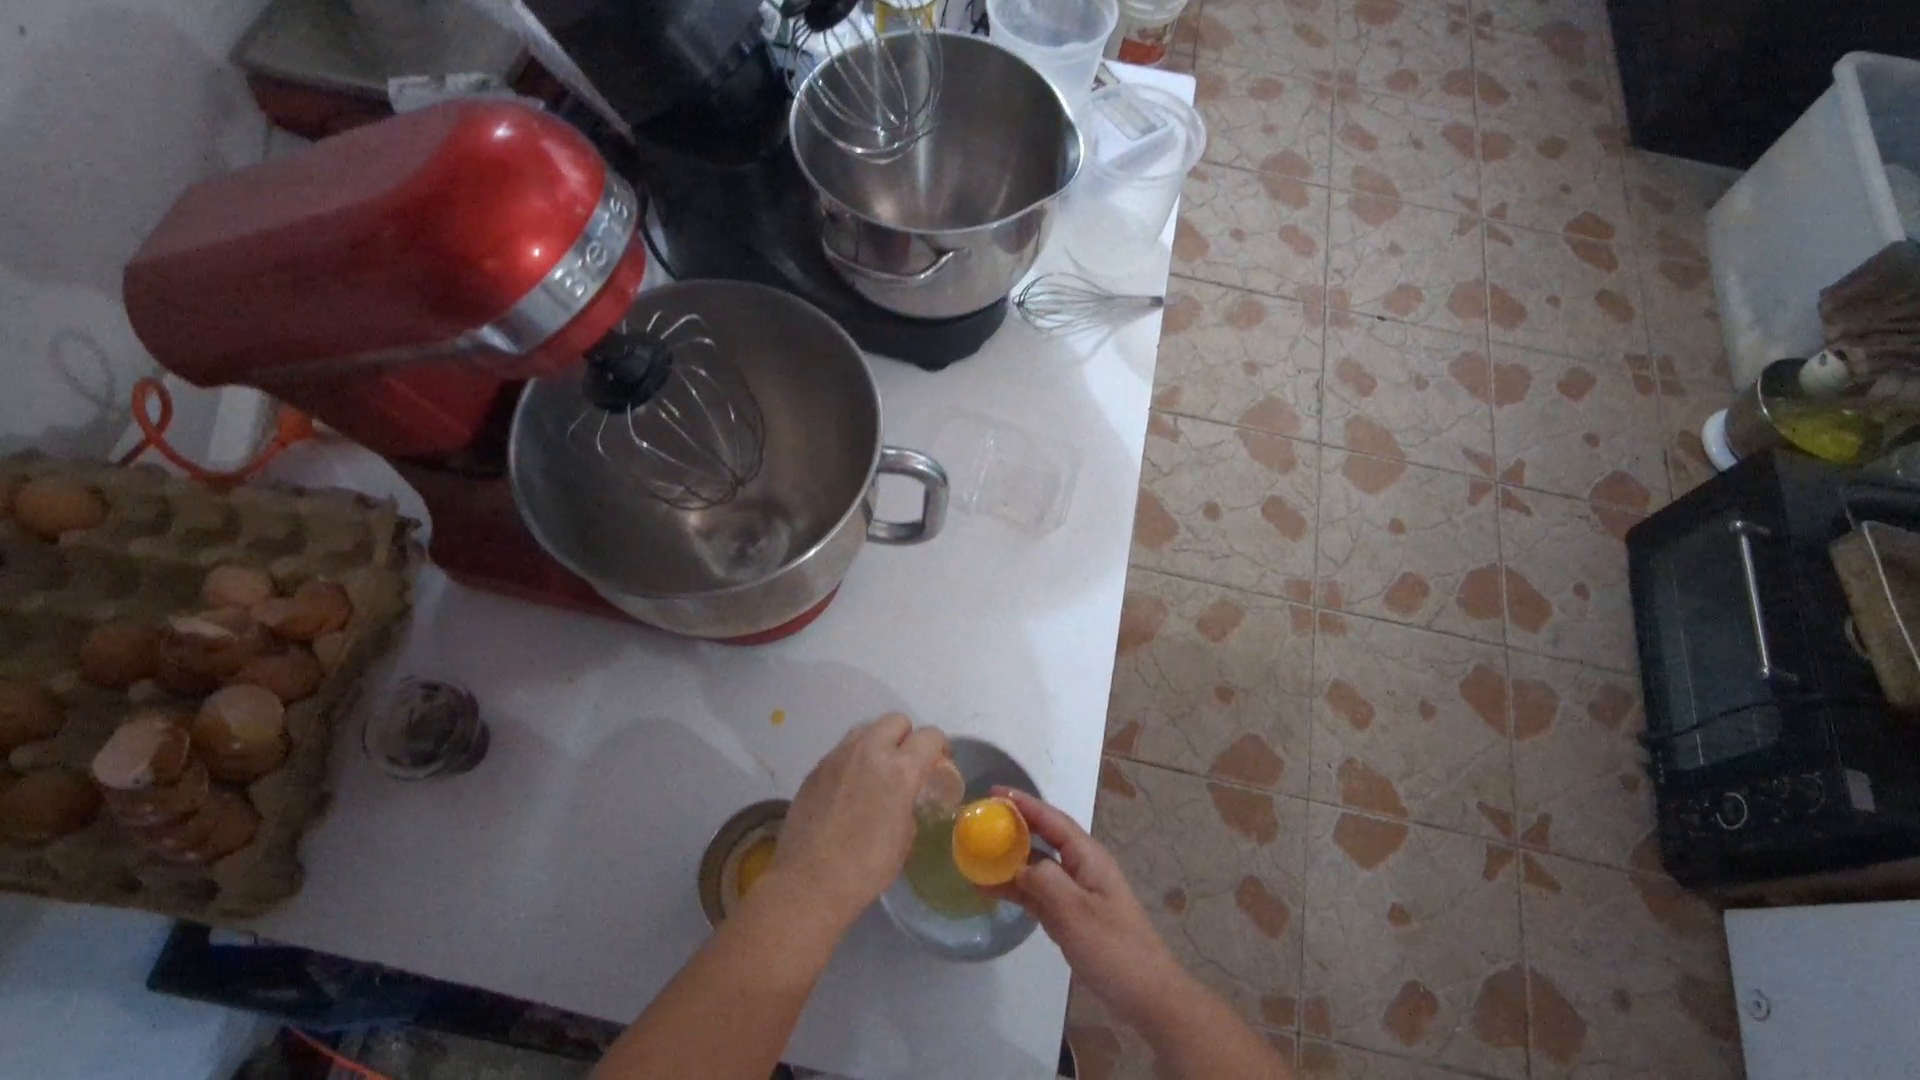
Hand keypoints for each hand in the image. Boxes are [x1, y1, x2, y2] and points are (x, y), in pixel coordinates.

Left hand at [770, 713, 948, 928]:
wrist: (809, 882)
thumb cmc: (866, 867)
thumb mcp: (905, 836)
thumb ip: (909, 802)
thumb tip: (904, 796)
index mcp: (901, 770)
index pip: (930, 736)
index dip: (939, 747)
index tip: (939, 763)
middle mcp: (870, 752)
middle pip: (896, 721)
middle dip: (907, 737)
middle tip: (907, 764)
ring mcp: (838, 756)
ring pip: (866, 729)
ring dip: (878, 742)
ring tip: (876, 771)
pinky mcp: (816, 768)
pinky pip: (842, 750)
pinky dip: (853, 759)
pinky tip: (850, 788)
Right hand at [990, 789, 1183, 1023]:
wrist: (1145, 993)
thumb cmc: (1114, 948)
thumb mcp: (1076, 912)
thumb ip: (1045, 881)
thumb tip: (1017, 865)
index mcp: (1088, 857)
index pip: (1052, 820)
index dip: (1023, 804)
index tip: (993, 793)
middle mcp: (1080, 867)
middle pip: (1042, 838)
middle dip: (1012, 827)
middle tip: (978, 822)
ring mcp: (1074, 892)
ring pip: (1036, 866)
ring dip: (1008, 860)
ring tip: (975, 854)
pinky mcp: (1068, 914)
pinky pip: (1036, 892)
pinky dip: (1014, 888)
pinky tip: (989, 888)